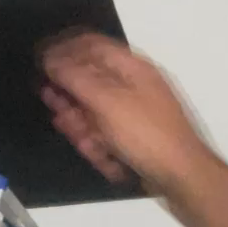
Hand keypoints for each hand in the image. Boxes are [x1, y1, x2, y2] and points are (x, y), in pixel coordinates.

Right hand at [40, 31, 215, 193]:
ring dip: (82, 123)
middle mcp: (134, 84)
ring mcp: (137, 113)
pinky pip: (108, 133)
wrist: (187, 182)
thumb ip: (74, 77)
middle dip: (69, 93)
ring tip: (78, 138)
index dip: (63, 48)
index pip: (91, 44)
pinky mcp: (137, 139)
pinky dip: (99, 143)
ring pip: (96, 109)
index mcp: (131, 66)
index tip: (40, 60)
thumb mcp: (106, 101)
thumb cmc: (145, 133)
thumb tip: (50, 58)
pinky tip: (100, 156)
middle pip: (90, 78)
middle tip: (51, 102)